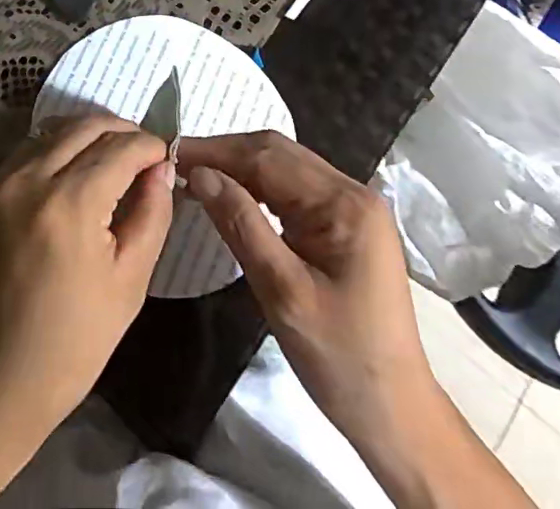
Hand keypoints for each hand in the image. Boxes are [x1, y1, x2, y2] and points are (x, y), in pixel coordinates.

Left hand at [0, 115, 174, 462]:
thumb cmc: (73, 341)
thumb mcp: (129, 281)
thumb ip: (150, 214)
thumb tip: (161, 169)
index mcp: (69, 203)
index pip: (119, 147)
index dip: (151, 145)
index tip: (168, 156)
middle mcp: (28, 178)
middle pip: (82, 126)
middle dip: (120, 130)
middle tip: (145, 153)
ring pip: (50, 132)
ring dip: (86, 135)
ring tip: (114, 160)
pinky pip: (25, 152)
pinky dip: (54, 149)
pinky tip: (74, 172)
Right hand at [178, 133, 534, 508]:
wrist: (392, 409)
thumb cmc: (337, 353)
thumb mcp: (281, 289)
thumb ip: (240, 223)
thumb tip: (198, 173)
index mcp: (345, 205)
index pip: (266, 158)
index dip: (214, 151)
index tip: (167, 154)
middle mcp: (352, 194)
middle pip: (276, 152)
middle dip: (222, 152)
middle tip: (173, 162)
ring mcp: (350, 209)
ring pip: (281, 166)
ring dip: (235, 165)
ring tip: (191, 175)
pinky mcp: (342, 225)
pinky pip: (289, 188)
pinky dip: (252, 183)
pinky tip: (226, 194)